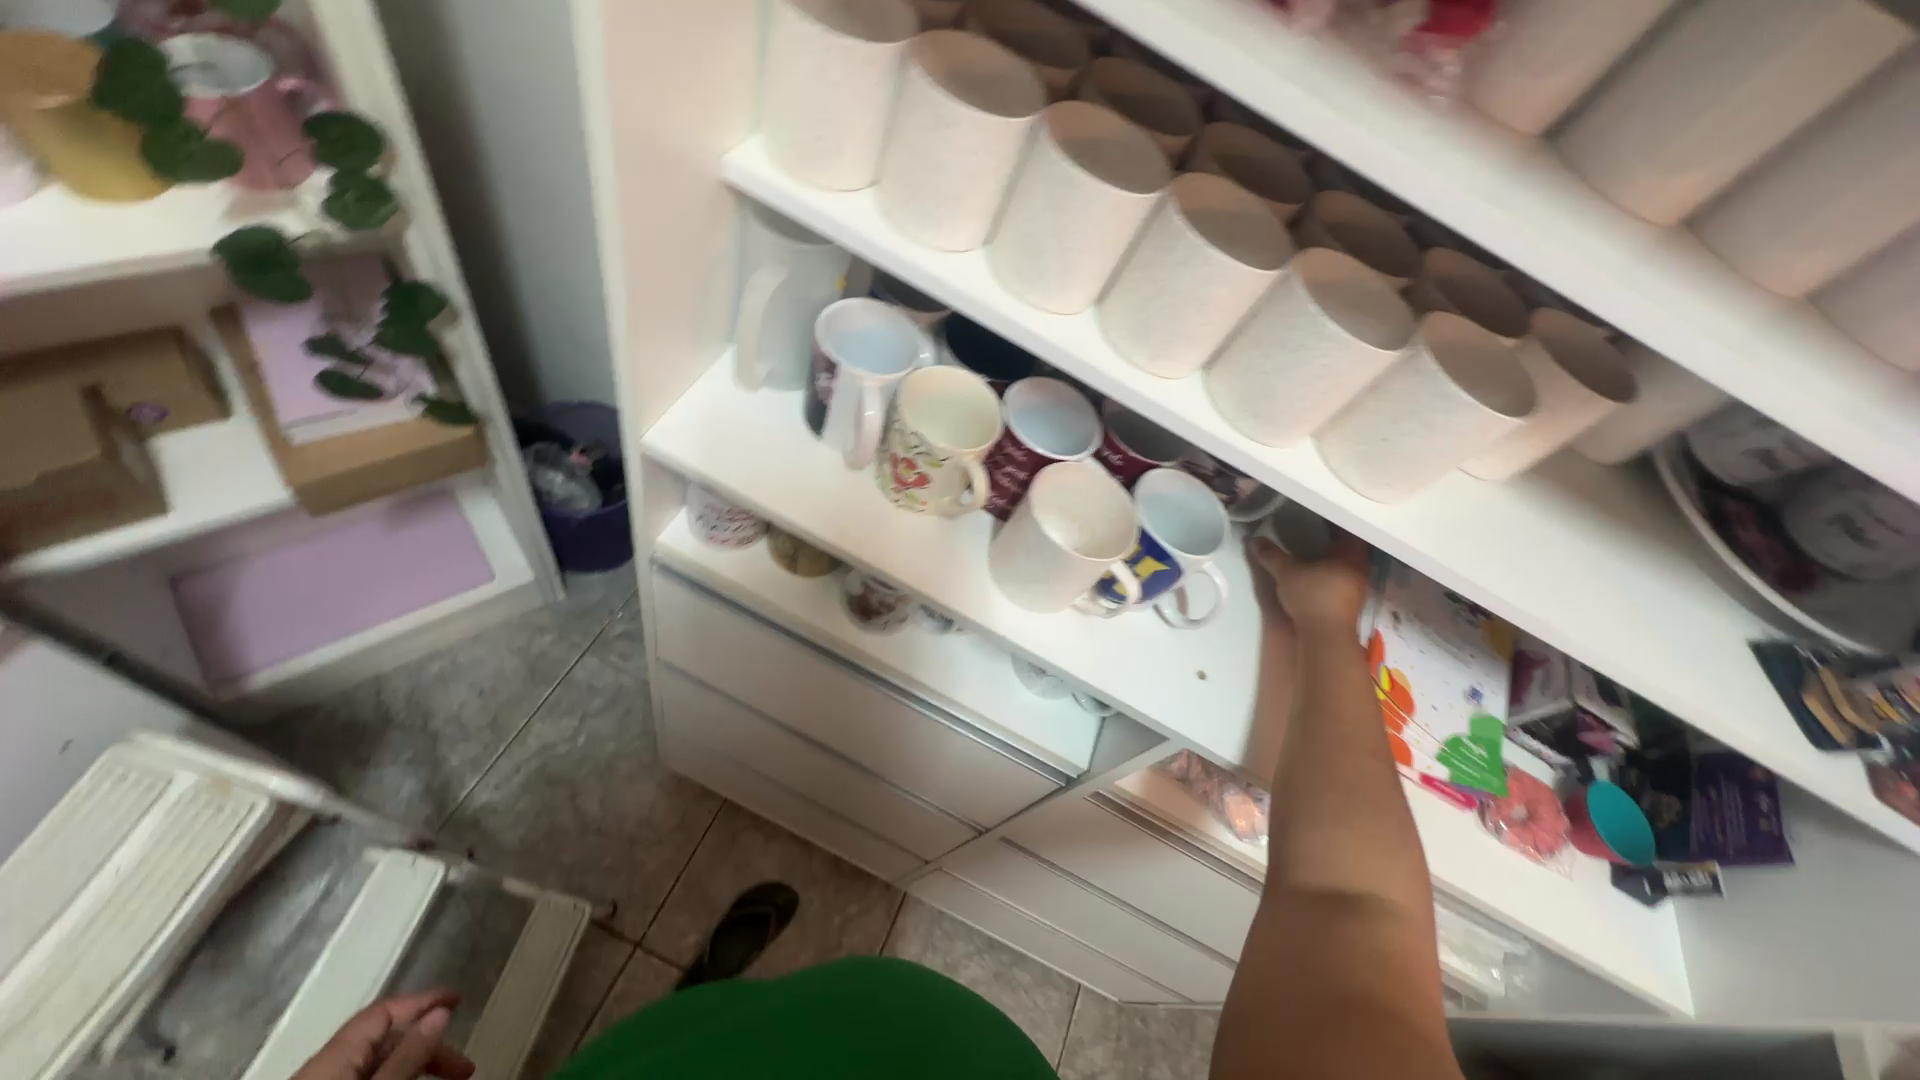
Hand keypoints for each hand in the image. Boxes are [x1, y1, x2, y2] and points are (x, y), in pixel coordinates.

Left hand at [290, 991, 474, 1079]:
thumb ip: (407, 1057)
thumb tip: (439, 1013)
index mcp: (332, 1060)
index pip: (382, 1013)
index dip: (422, 1001)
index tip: (459, 1001)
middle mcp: (322, 1071)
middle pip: (383, 1041)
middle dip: (427, 1046)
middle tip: (464, 1068)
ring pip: (376, 1066)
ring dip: (415, 1067)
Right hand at [1247, 531, 1371, 633]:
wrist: (1326, 636)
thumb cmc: (1313, 595)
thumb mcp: (1286, 572)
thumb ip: (1271, 554)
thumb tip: (1253, 539)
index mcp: (1351, 553)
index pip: (1348, 528)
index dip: (1334, 519)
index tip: (1318, 514)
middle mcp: (1360, 566)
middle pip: (1350, 545)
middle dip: (1334, 537)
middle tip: (1314, 528)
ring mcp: (1358, 586)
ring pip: (1347, 563)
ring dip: (1333, 556)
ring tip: (1314, 549)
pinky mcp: (1351, 601)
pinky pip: (1343, 577)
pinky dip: (1331, 571)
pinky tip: (1317, 573)